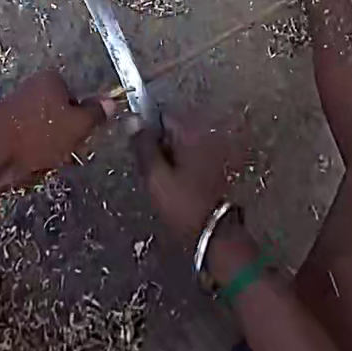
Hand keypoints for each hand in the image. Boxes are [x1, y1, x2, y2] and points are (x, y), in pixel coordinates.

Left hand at [0, 69, 110, 187]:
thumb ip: (95, 114)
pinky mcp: (1, 127)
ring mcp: (14, 107)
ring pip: (43, 131)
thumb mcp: (76, 127)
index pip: (78, 98)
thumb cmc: (36, 136)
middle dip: (63, 138)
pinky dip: (28, 154)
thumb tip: (111, 101)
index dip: (82, 121)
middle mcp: (32, 87)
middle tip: (62, 154)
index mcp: (51, 80)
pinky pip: (25, 142)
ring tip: (41, 163)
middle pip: (60, 115)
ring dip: (46, 149)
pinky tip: (25, 167)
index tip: (80, 139)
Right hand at [134, 114, 242, 244]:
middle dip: (160, 145)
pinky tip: (179, 186)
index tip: (141, 152)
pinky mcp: (219, 164)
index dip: (147, 131)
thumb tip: (132, 119)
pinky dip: (184, 166)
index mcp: (191, 131)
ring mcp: (216, 148)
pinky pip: (194, 156)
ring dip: (172, 157)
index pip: (162, 116)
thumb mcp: (155, 176)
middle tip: (152, 171)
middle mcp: (207, 133)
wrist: (215, 234)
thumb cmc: (183, 204)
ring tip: (165, 182)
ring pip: (183, 144)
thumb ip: (143, 145)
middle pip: (173, 130)